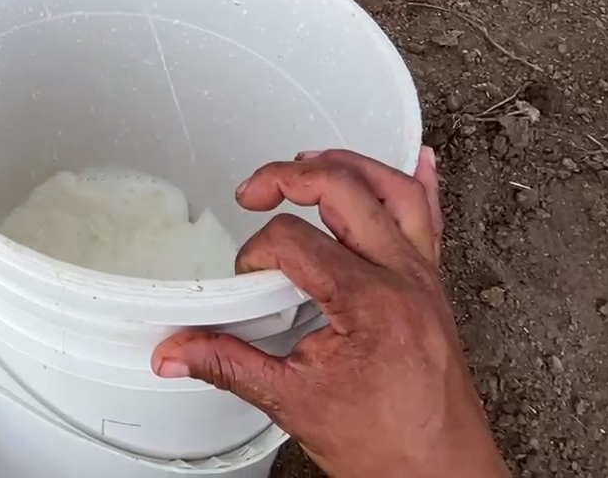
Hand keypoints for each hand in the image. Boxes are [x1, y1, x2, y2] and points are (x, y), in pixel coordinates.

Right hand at [150, 149, 508, 477]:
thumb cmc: (390, 450)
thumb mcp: (294, 404)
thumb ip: (227, 364)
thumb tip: (173, 351)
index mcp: (371, 303)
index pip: (295, 239)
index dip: (257, 252)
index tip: (248, 279)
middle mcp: (404, 279)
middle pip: (342, 188)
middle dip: (286, 178)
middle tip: (252, 191)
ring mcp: (425, 278)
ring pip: (392, 189)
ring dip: (345, 163)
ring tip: (306, 159)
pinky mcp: (433, 286)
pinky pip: (433, 218)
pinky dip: (422, 182)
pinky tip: (419, 158)